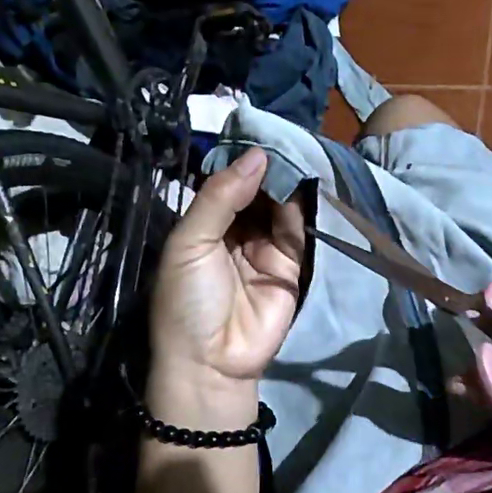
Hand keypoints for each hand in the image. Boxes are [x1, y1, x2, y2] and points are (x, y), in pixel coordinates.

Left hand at [147, 148, 303, 427]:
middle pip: (255, 193)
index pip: (224, 184)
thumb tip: (257, 156)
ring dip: (285, 183)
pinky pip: (298, 232)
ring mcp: (264, 250)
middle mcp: (234, 233)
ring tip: (294, 153)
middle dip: (266, 168)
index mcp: (203, 226)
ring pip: (278, 207)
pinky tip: (303, 183)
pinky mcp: (291, 267)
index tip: (255, 131)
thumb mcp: (190, 242)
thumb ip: (220, 197)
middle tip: (281, 136)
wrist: (212, 361)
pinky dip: (302, 208)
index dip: (238, 161)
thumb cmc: (188, 299)